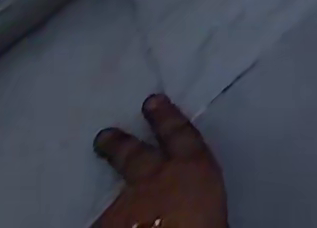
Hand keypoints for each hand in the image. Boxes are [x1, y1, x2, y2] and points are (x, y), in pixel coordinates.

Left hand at [89, 94, 227, 227]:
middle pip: (134, 155)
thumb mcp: (217, 213)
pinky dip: (105, 222)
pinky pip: (104, 221)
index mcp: (192, 169)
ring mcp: (126, 206)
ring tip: (99, 186)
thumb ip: (204, 203)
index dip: (166, 116)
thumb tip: (201, 209)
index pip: (180, 133)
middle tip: (104, 134)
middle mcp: (156, 178)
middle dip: (120, 143)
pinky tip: (102, 222)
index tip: (153, 100)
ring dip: (111, 191)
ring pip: (115, 194)